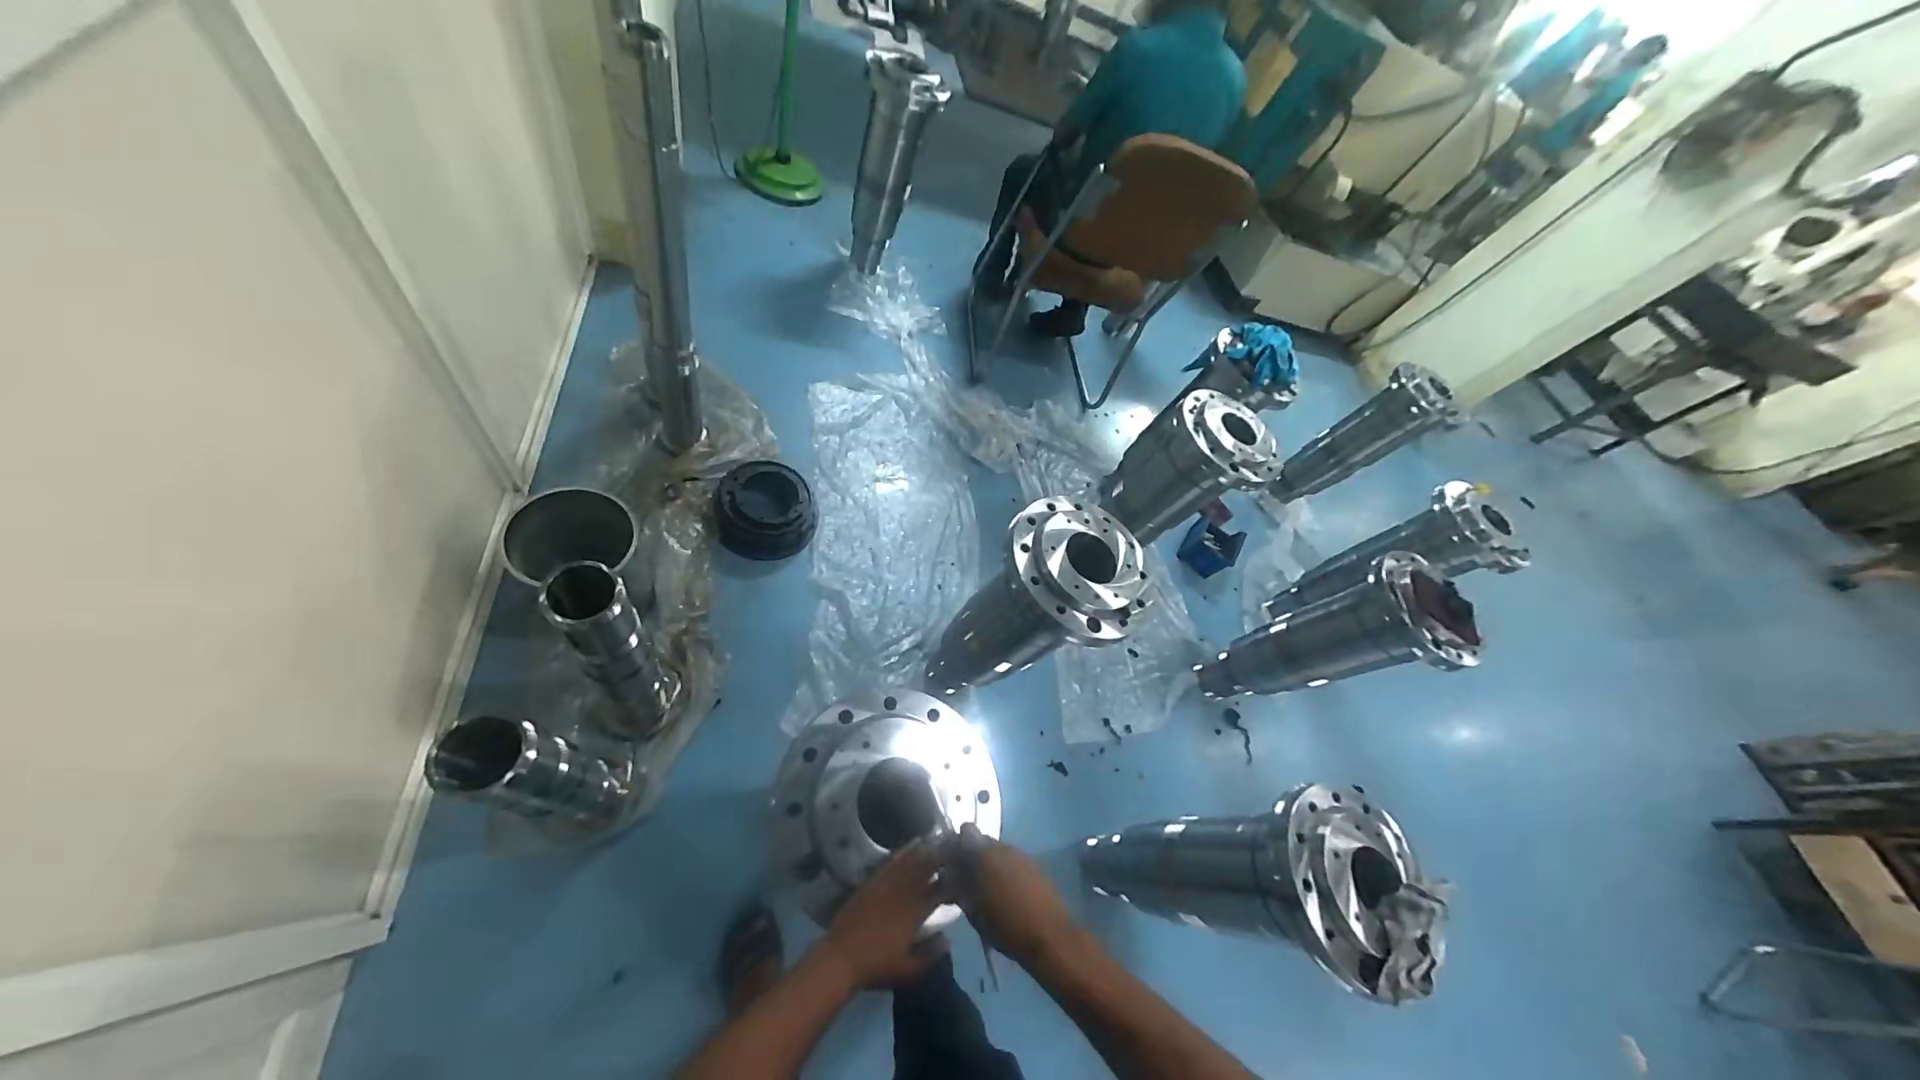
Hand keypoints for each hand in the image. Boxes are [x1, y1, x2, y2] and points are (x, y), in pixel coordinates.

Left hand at [821, 841, 948, 988]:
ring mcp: (886, 884)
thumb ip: (931, 955)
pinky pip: (892, 861)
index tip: (966, 874)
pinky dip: (904, 851)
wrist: (840, 958)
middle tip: (957, 846)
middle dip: (943, 855)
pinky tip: (912, 844)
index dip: (954, 880)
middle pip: (927, 868)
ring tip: (940, 837)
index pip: (940, 890)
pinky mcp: (872, 882)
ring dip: (927, 848)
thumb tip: (948, 938)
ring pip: (911, 860)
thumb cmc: (876, 966)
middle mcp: (903, 893)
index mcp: (915, 913)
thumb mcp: (908, 970)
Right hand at [940, 824, 1078, 967]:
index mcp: (985, 854)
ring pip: (994, 849)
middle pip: (979, 839)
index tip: (944, 864)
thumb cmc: (1006, 926)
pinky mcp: (1033, 864)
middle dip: (967, 853)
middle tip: (961, 876)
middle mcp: (1003, 847)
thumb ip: (959, 886)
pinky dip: (1000, 868)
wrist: (1050, 936)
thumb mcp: (974, 910)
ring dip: (985, 861)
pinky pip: (1009, 859)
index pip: (962, 834)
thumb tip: (948, 874)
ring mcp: (1020, 854)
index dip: (951, 847)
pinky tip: (1001, 889)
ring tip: (981, 885)